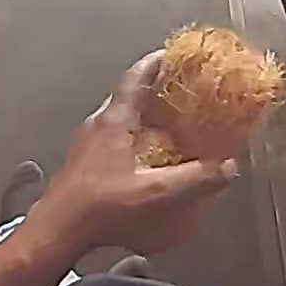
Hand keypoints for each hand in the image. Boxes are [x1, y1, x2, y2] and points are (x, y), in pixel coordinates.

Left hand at [29, 51, 239, 257]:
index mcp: (114, 121)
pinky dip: (133, 136)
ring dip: (143, 115)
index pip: (135, 78)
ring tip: (169, 123)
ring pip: (120, 118)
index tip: (173, 55)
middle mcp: (98, 125)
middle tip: (180, 92)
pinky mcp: (83, 162)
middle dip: (154, 91)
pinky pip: (112, 138)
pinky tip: (146, 156)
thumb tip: (229, 167)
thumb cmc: (102, 206)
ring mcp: (87, 143)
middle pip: (128, 96)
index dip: (155, 63)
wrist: (57, 230)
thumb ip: (197, 179)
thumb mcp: (157, 193)